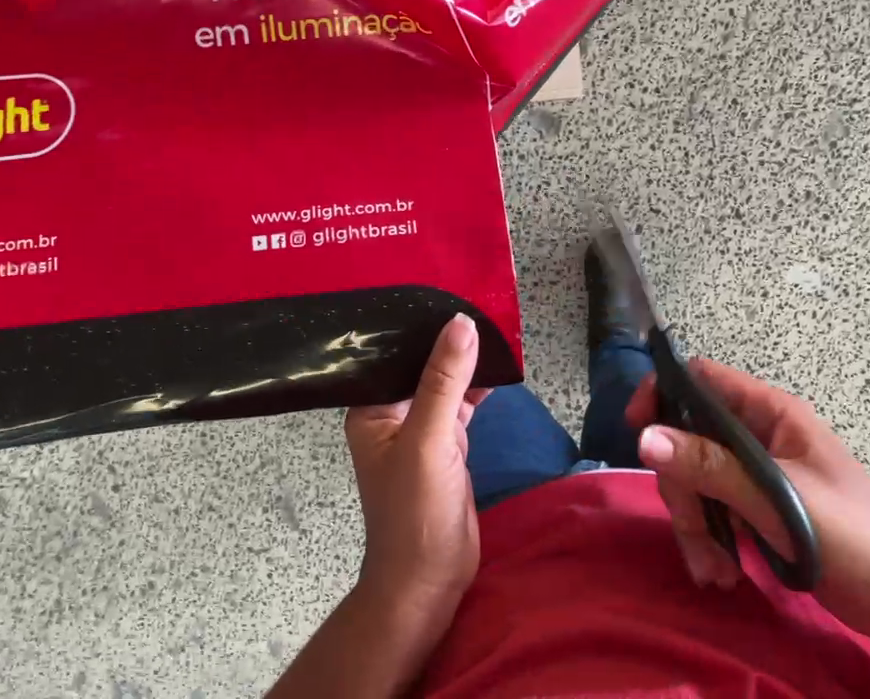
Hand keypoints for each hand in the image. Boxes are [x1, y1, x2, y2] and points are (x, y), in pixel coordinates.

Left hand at [344, 313, 490, 613]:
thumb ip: (445, 381)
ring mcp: (421, 431)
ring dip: (465, 362)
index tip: (444, 290)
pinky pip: (462, 406)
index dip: (417, 325)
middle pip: (420, 366)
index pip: (391, 354)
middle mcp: (391, 414)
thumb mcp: (429, 439)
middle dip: (445, 339)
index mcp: (370, 409)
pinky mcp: (447, 447)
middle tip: (476, 298)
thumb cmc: (416, 510)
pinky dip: (479, 389)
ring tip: (493, 323)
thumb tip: (462, 322)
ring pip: (444, 384)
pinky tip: (499, 367)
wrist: (431, 580)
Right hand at [628, 359, 869, 650]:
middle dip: (682, 489)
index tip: (637, 429)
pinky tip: (722, 574)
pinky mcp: (757, 512)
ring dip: (695, 525)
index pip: (702, 380)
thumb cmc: (860, 539)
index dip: (664, 394)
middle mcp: (759, 437)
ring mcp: (757, 476)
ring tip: (714, 571)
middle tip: (692, 532)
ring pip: (695, 481)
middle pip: (689, 440)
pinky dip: (709, 541)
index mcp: (772, 414)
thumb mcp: (781, 501)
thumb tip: (646, 435)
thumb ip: (712, 467)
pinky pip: (712, 512)